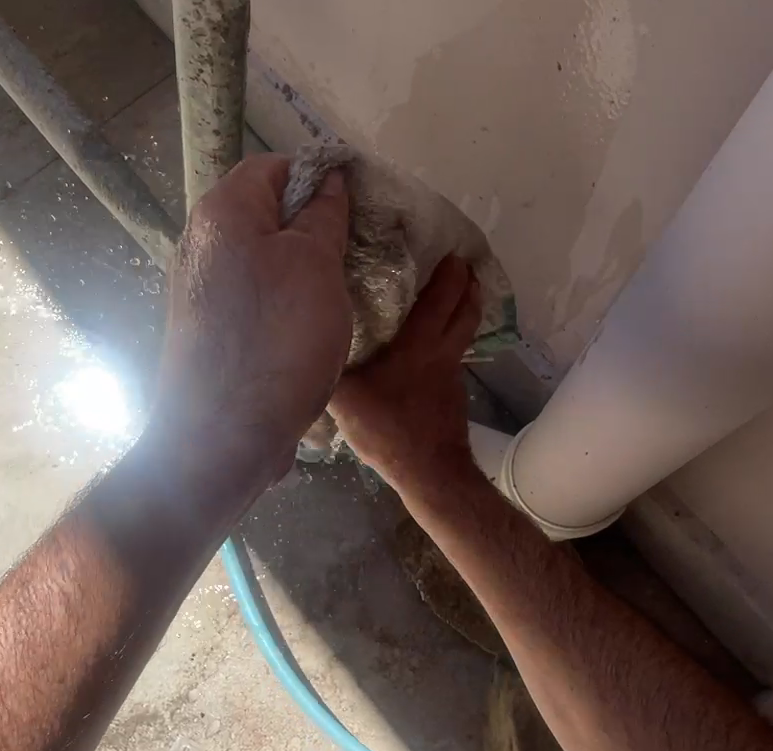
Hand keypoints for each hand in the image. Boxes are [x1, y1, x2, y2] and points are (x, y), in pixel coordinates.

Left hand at [148, 153, 351, 505]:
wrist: (223, 438)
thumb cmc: (276, 341)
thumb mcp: (315, 266)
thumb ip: (323, 217)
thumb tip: (326, 181)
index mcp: (222, 214)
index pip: (274, 167)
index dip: (319, 180)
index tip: (357, 213)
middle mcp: (201, 247)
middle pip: (265, 219)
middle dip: (312, 233)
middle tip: (352, 261)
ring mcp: (200, 296)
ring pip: (262, 266)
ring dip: (301, 278)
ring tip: (335, 303)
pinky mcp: (208, 337)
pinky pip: (254, 306)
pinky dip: (282, 312)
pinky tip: (307, 337)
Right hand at [329, 255, 482, 494]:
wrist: (430, 475)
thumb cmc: (389, 431)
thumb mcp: (345, 399)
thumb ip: (327, 372)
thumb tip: (303, 352)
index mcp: (420, 345)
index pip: (441, 297)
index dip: (449, 272)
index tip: (451, 252)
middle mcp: (443, 355)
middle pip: (467, 311)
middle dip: (468, 285)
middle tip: (464, 268)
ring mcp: (452, 379)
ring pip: (463, 337)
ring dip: (462, 315)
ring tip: (449, 305)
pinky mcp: (452, 402)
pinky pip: (451, 364)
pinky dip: (446, 350)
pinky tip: (425, 363)